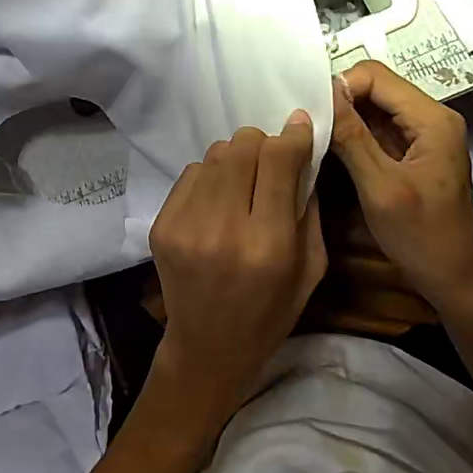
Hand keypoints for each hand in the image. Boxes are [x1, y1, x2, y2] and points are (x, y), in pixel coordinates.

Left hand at [148, 111, 325, 417]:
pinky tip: (218, 201)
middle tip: (270, 160)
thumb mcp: (311, 268)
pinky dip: (210, 176)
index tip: (299, 125)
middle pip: (242, 146)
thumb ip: (307, 208)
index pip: (278, 160)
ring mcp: (185, 226)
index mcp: (268, 244)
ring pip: (214, 154)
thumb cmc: (271, 313)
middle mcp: (223, 229)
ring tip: (243, 183)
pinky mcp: (161, 226)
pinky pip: (191, 173)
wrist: (208, 347)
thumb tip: (302, 153)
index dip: (292, 136)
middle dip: (263, 144)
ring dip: (235, 159)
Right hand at [329, 60, 472, 313]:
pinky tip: (332, 148)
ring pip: (374, 105)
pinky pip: (378, 126)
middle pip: (376, 86)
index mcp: (431, 119)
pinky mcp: (413, 150)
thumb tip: (324, 95)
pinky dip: (354, 132)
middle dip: (341, 100)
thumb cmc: (420, 236)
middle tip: (309, 125)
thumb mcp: (379, 187)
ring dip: (345, 116)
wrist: (453, 278)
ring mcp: (423, 133)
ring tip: (316, 136)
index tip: (312, 114)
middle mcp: (431, 117)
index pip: (375, 76)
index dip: (341, 87)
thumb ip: (352, 138)